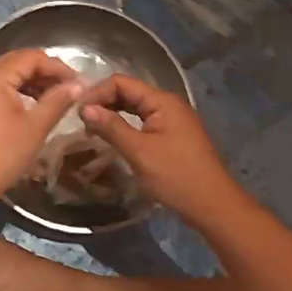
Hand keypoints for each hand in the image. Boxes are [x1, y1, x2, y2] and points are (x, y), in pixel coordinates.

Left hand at [0, 49, 82, 202]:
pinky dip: (18, 91)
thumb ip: (57, 101)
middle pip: (18, 61)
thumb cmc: (0, 155)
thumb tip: (79, 85)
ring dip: (32, 81)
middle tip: (70, 88)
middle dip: (45, 71)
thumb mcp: (34, 128)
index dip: (58, 66)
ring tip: (56, 98)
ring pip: (8, 74)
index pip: (31, 56)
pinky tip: (34, 106)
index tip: (79, 83)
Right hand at [78, 74, 233, 210]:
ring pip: (133, 107)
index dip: (97, 93)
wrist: (214, 207)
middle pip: (127, 92)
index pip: (121, 83)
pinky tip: (111, 137)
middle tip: (80, 121)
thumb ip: (111, 127)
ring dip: (111, 114)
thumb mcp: (139, 152)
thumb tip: (84, 108)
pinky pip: (141, 121)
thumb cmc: (177, 177)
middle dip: (102, 102)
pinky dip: (124, 125)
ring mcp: (171, 120)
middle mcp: (168, 104)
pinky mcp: (171, 135)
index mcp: (162, 101)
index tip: (77, 112)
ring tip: (91, 129)